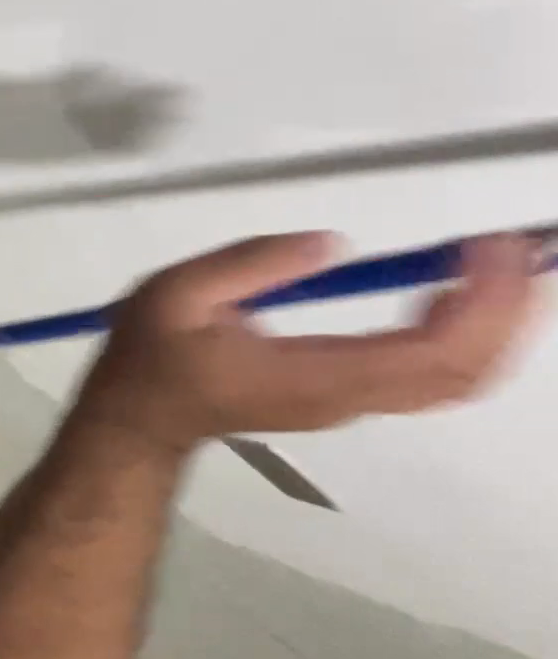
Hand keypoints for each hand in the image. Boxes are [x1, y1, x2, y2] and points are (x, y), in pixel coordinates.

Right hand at [73, 232, 541, 452]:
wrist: (138, 414)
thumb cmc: (150, 353)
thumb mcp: (176, 293)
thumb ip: (249, 265)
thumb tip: (334, 243)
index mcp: (315, 372)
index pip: (432, 347)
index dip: (480, 297)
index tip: (487, 243)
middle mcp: (352, 397)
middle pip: (467, 370)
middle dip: (514, 310)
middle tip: (522, 248)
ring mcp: (353, 403)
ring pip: (460, 378)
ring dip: (499, 324)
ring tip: (503, 266)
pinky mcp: (347, 398)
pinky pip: (431, 375)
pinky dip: (464, 336)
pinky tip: (453, 296)